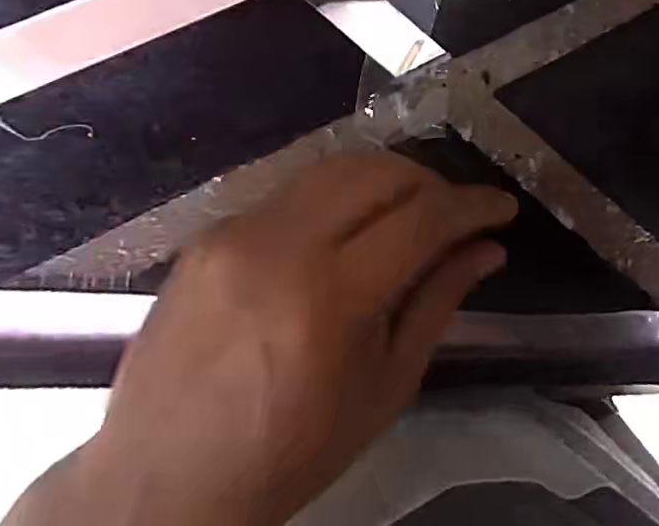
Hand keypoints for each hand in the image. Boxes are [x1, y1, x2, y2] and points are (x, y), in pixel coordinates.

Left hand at [8, 151, 517, 525]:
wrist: (155, 490)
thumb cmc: (290, 451)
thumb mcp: (387, 384)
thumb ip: (441, 301)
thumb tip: (490, 247)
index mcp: (329, 300)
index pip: (423, 218)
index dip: (474, 204)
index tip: (503, 207)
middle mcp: (279, 250)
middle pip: (383, 173)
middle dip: (434, 183)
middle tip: (456, 213)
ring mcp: (236, 235)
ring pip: (339, 167)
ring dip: (391, 179)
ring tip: (412, 211)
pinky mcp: (210, 235)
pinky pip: (297, 190)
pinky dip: (343, 195)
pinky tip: (352, 229)